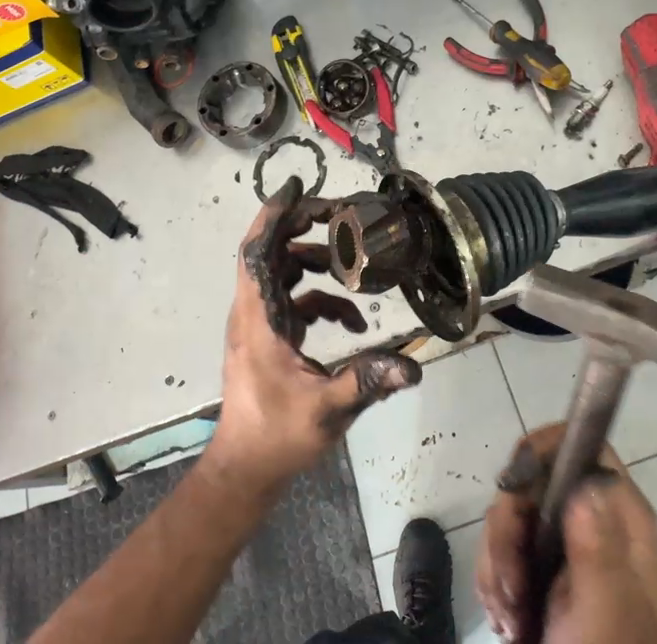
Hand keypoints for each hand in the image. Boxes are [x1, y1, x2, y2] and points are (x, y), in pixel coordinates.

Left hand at [206, 176, 422, 494]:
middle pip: (270, 253)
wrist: (245, 468)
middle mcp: (253, 313)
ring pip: (281, 275)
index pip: (257, 252)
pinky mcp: (269, 339)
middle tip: (339, 214)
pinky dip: (319, 300)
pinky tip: (352, 323)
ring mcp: (259, 325)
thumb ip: (366, 382)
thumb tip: (411, 366)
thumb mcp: (326, 410)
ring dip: (313, 263)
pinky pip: (292, 302)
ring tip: (351, 264)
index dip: (273, 216)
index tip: (298, 188)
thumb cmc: (276, 437)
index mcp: (259, 320)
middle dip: (301, 228)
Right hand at [477, 424, 656, 643]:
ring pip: (509, 520)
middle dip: (508, 534)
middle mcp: (593, 520)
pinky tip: (508, 622)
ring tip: (511, 619)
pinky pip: (500, 553)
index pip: (586, 449)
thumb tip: (585, 481)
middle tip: (512, 587)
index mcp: (621, 518)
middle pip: (533, 484)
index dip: (544, 452)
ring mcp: (565, 545)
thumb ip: (596, 547)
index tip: (512, 485)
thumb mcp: (604, 608)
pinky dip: (495, 586)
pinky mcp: (539, 570)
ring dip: (499, 570)